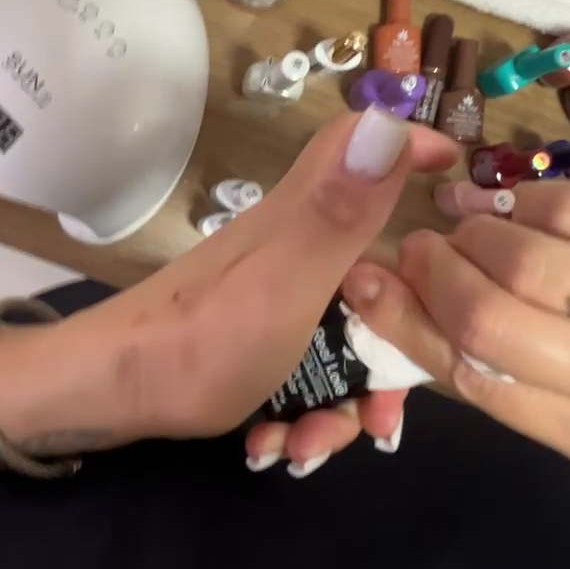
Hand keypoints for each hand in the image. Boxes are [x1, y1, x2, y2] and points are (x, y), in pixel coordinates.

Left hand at [60, 109, 457, 474]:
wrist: (112, 393)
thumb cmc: (202, 341)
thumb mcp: (285, 282)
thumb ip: (339, 212)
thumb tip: (391, 121)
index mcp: (303, 221)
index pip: (360, 147)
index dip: (409, 146)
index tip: (458, 178)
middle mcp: (291, 249)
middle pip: (376, 272)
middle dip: (393, 350)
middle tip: (381, 415)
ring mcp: (271, 294)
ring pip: (345, 333)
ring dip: (341, 402)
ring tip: (308, 448)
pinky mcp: (253, 333)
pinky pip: (307, 364)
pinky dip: (303, 411)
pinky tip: (274, 444)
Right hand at [338, 179, 569, 487]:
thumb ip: (510, 384)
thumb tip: (405, 311)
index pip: (475, 378)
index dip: (402, 322)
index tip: (362, 282)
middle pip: (490, 316)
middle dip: (432, 273)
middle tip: (420, 251)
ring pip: (527, 252)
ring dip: (475, 234)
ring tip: (471, 233)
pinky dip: (524, 203)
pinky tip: (516, 212)